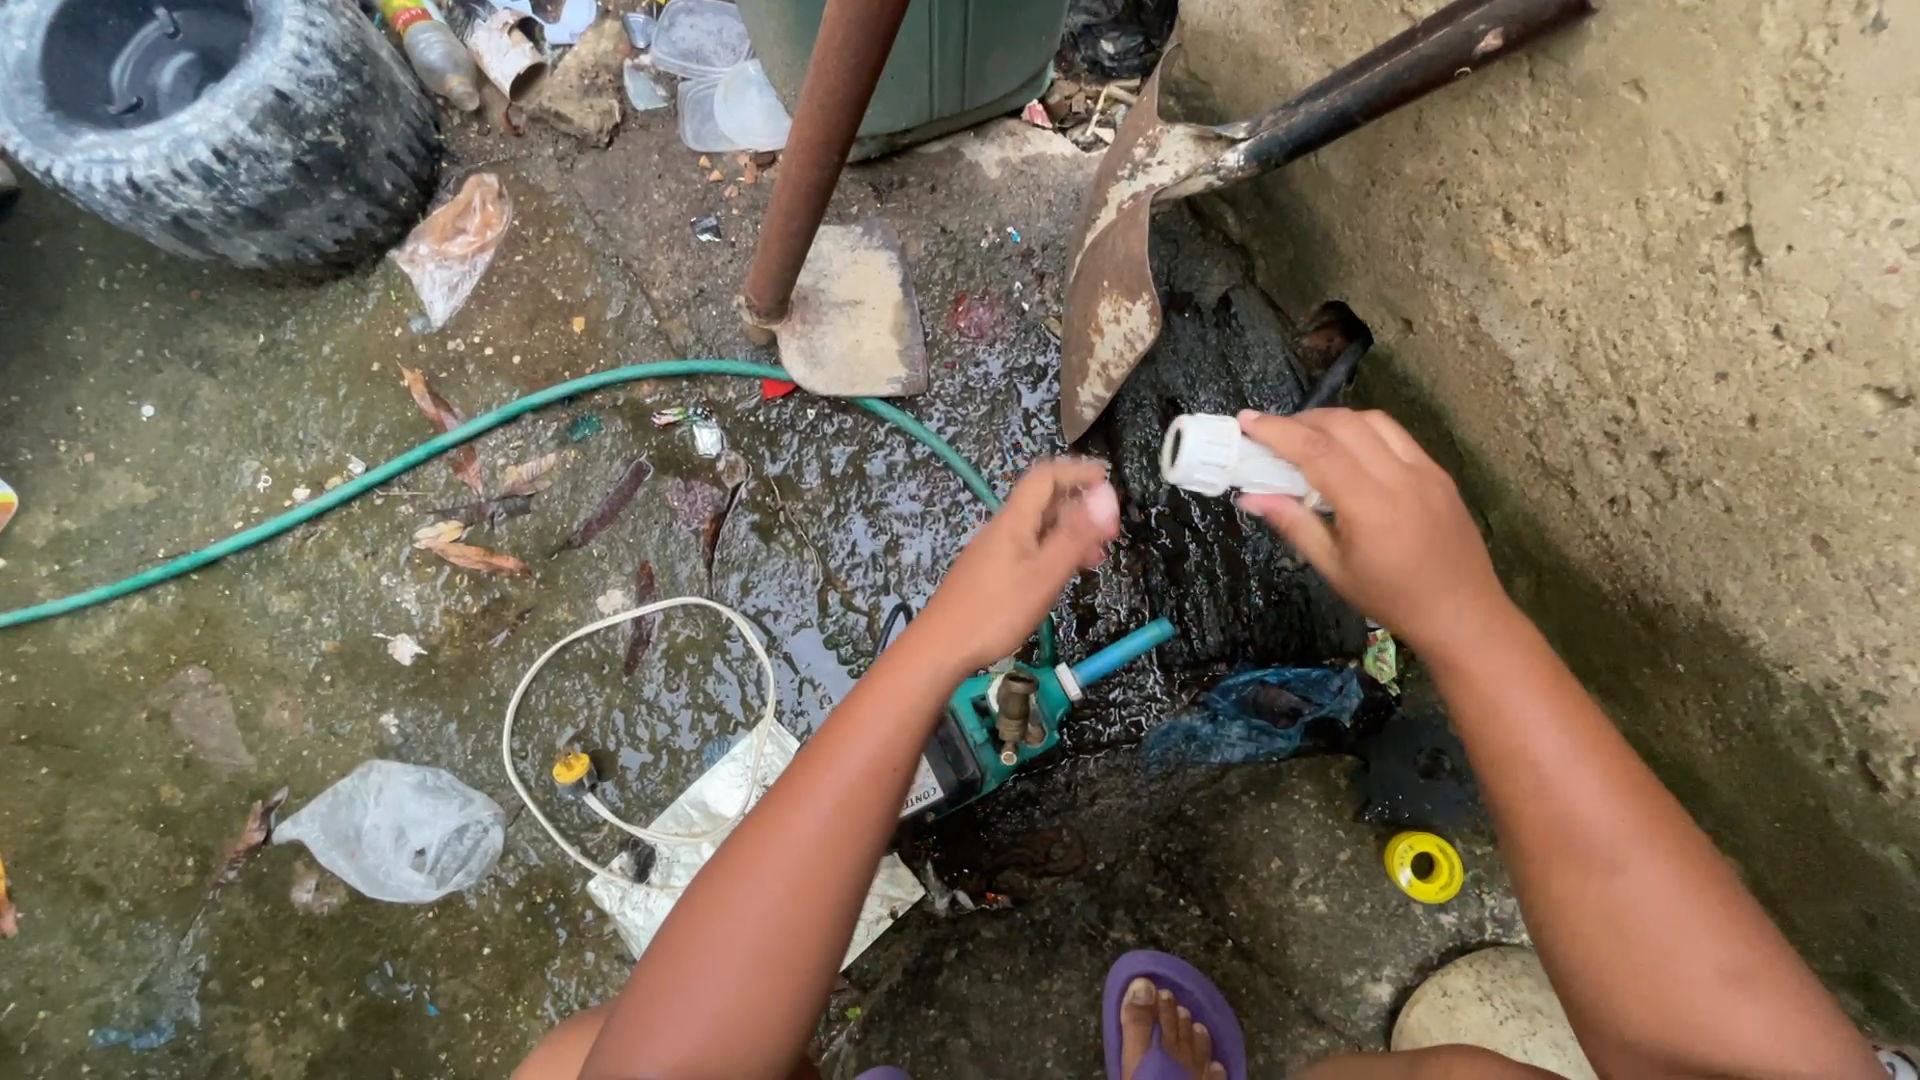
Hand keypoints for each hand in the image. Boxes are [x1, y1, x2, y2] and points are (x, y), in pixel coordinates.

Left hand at [915, 459, 1120, 670]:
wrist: (941, 646)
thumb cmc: (995, 612)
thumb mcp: (1044, 574)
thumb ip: (1075, 536)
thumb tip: (1104, 496)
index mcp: (1014, 521)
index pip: (1046, 476)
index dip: (1077, 471)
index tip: (1107, 480)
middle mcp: (1002, 528)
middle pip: (1043, 501)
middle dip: (1079, 507)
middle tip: (1109, 531)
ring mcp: (993, 550)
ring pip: (1037, 528)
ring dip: (1069, 534)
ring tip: (1095, 559)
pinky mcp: (989, 572)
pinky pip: (1027, 549)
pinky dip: (1052, 553)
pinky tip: (1062, 576)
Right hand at [1234, 409, 1511, 659]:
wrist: (1463, 612)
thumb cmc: (1391, 598)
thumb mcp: (1333, 569)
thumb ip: (1293, 524)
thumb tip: (1249, 497)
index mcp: (1370, 507)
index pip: (1317, 451)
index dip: (1277, 431)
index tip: (1246, 421)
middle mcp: (1400, 478)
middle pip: (1344, 424)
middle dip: (1300, 419)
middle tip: (1270, 431)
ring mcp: (1425, 471)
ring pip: (1372, 420)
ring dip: (1332, 419)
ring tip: (1305, 436)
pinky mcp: (1438, 472)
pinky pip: (1395, 435)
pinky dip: (1361, 430)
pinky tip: (1345, 449)